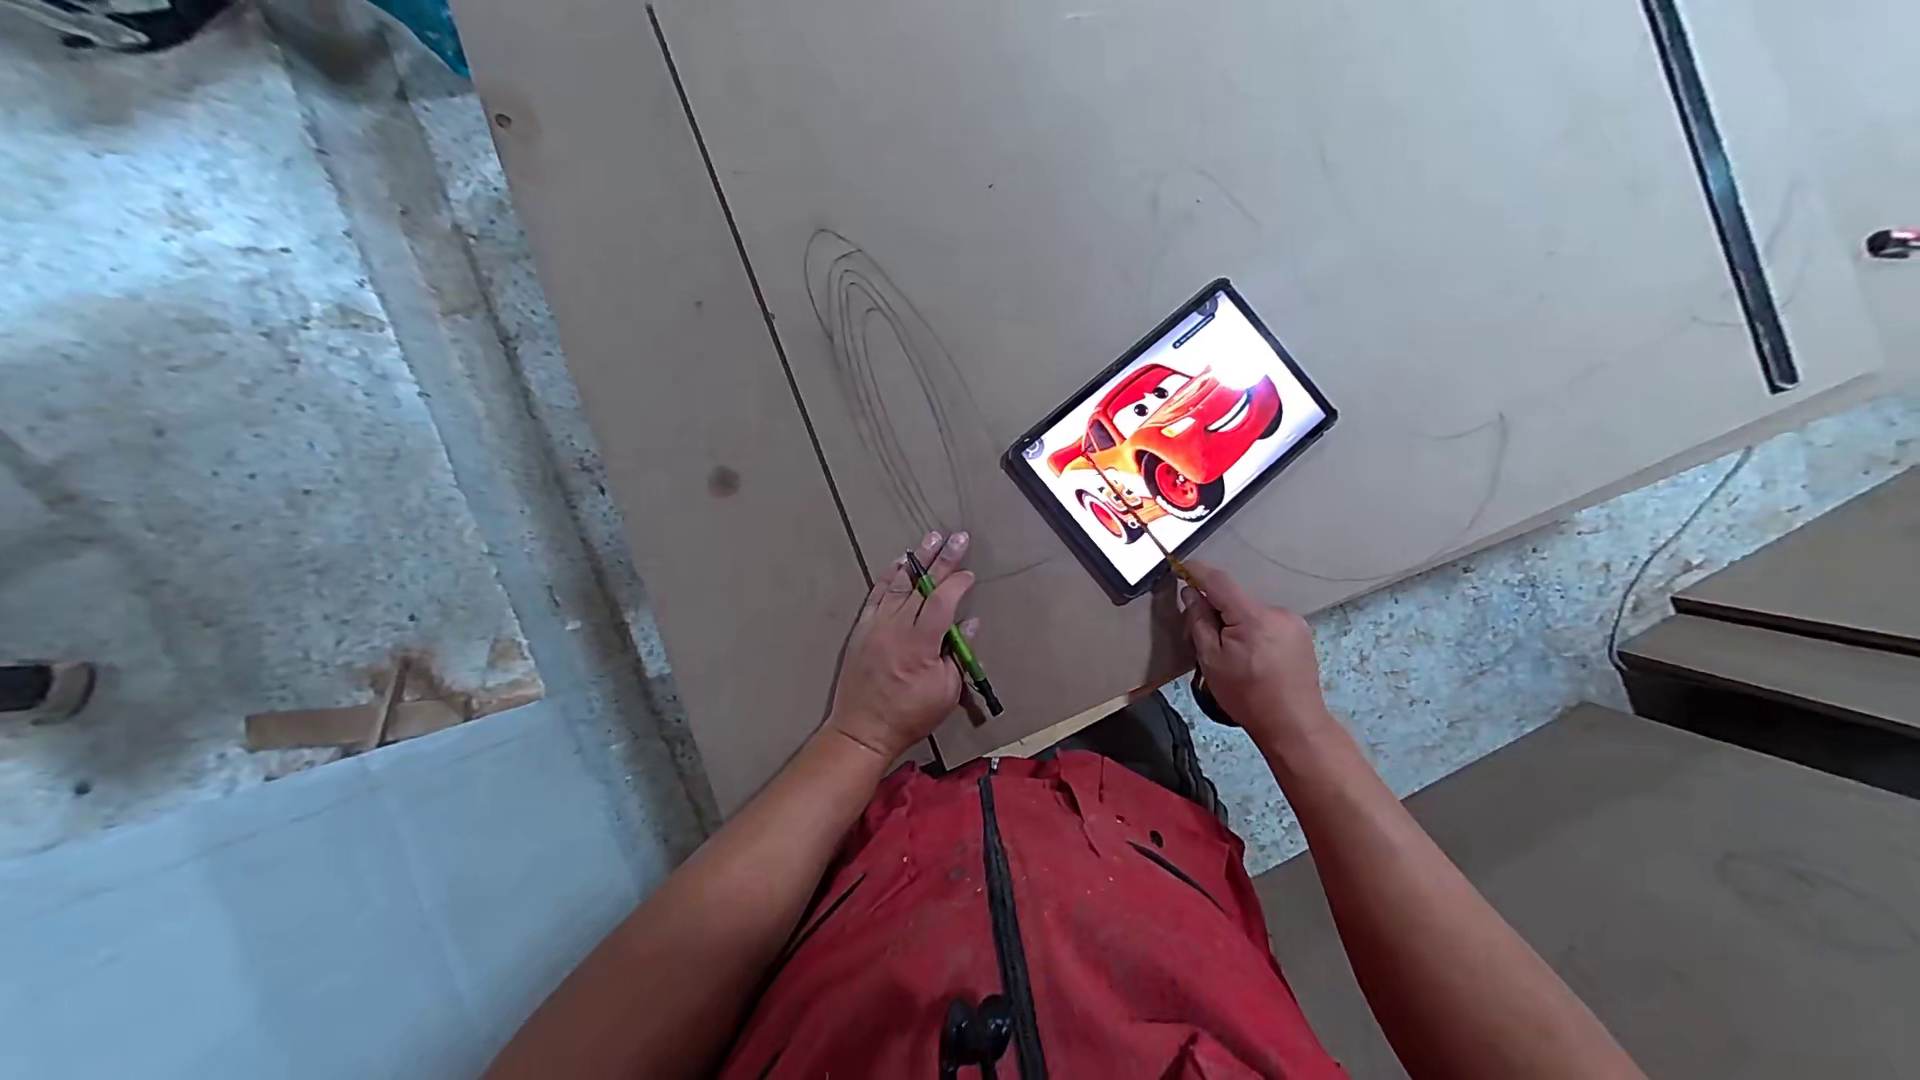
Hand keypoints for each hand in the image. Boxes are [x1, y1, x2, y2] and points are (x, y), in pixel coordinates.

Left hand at [827, 530, 977, 761]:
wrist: (863, 730)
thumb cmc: (910, 715)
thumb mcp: (946, 691)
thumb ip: (959, 654)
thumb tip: (970, 623)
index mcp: (921, 643)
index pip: (944, 600)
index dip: (959, 583)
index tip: (970, 574)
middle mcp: (897, 627)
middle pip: (924, 585)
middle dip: (944, 559)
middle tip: (958, 537)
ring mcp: (876, 625)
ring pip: (900, 584)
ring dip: (918, 560)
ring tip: (932, 539)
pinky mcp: (862, 629)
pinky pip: (876, 595)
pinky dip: (889, 577)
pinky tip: (900, 563)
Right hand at [1178, 562, 1330, 747]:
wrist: (1293, 724)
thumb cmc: (1247, 696)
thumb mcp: (1211, 660)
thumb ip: (1199, 621)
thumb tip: (1190, 594)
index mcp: (1254, 617)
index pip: (1219, 582)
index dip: (1197, 572)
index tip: (1179, 567)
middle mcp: (1277, 612)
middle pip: (1235, 598)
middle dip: (1215, 609)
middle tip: (1201, 635)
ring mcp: (1293, 622)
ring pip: (1250, 611)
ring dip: (1235, 621)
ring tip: (1231, 653)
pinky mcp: (1300, 634)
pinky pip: (1266, 621)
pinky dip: (1252, 629)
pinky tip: (1251, 655)